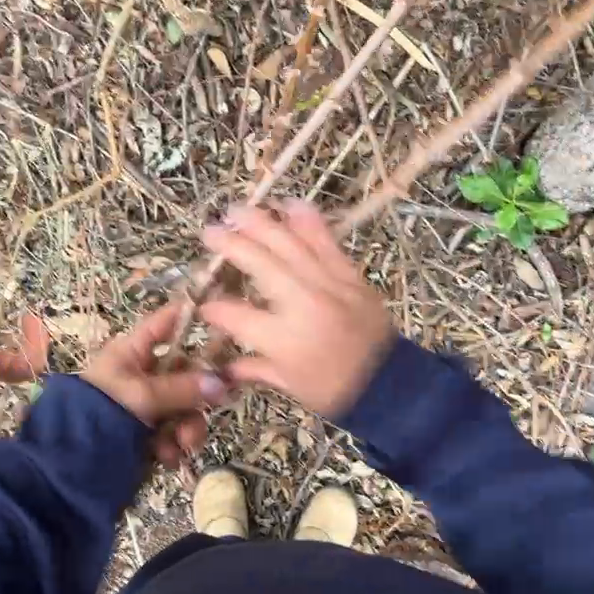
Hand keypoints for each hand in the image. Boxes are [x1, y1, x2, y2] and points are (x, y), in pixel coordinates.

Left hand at [80, 303, 229, 464]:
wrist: (69, 464)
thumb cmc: (101, 414)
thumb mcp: (143, 396)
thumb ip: (183, 389)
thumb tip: (223, 383)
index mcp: (131, 352)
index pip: (164, 323)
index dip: (189, 317)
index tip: (219, 316)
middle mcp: (139, 374)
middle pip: (183, 373)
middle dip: (196, 396)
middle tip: (209, 408)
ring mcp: (143, 406)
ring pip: (183, 407)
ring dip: (187, 427)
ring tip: (181, 445)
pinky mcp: (144, 434)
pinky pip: (172, 433)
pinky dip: (173, 446)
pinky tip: (166, 457)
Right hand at [199, 199, 395, 417]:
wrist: (390, 384)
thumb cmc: (335, 391)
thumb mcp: (289, 384)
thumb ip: (254, 368)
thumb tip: (224, 365)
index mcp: (283, 338)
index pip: (235, 314)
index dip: (214, 308)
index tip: (203, 303)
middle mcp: (302, 303)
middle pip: (260, 262)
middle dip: (230, 245)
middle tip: (209, 232)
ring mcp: (328, 283)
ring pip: (290, 242)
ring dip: (261, 221)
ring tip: (238, 209)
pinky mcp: (349, 274)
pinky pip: (325, 239)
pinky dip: (307, 220)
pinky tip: (289, 203)